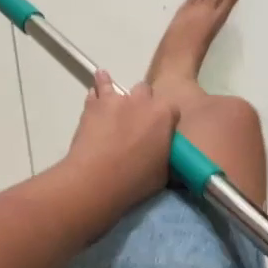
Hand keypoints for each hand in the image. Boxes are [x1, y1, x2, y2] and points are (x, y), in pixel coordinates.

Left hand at [62, 71, 180, 205]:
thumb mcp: (163, 173)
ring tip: (115, 110)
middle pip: (147, 92)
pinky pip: (100, 87)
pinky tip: (97, 90)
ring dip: (121, 99)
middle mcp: (144, 100)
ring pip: (122, 89)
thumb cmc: (134, 181)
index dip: (165, 121)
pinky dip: (100, 87)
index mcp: (165, 115)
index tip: (159, 134)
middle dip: (143, 105)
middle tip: (136, 124)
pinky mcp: (97, 103)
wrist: (96, 181)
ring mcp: (119, 99)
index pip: (171, 110)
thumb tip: (164, 151)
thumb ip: (166, 154)